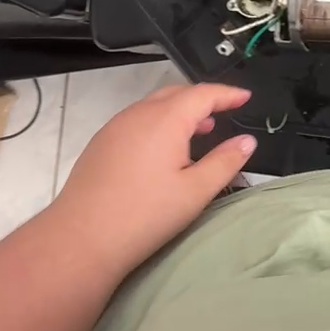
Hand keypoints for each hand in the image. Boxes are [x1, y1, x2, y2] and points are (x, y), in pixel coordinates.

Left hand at [46, 84, 256, 270]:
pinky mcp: (101, 142)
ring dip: (180, 111)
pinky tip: (164, 149)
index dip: (227, 93)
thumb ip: (225, 161)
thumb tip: (247, 141)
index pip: (203, 93)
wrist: (82, 237)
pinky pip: (137, 120)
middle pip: (176, 93)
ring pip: (154, 106)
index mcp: (166, 118)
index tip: (246, 96)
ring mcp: (115, 126)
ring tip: (200, 130)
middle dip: (203, 99)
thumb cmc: (146, 213)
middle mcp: (139, 113)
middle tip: (225, 111)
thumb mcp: (196, 191)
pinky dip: (159, 122)